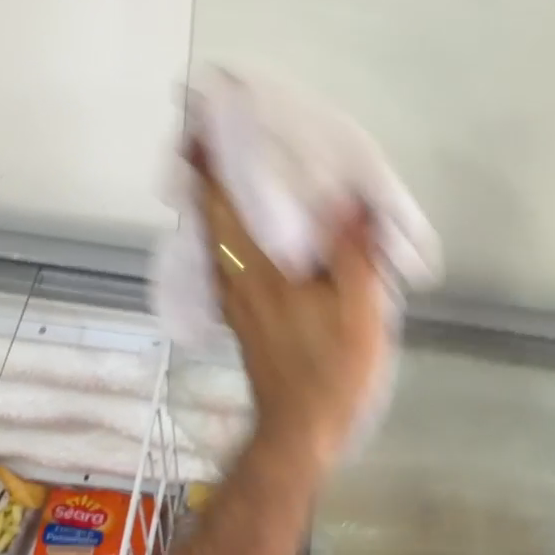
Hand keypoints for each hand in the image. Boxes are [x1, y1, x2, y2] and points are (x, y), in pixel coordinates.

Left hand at [191, 143, 388, 476]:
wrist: (299, 434)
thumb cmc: (330, 373)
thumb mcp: (358, 312)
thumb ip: (352, 252)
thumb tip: (346, 195)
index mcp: (260, 271)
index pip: (223, 204)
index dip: (208, 162)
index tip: (197, 121)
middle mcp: (238, 281)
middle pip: (211, 218)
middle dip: (205, 175)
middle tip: (208, 137)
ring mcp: (238, 304)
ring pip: (216, 242)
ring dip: (214, 205)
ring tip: (223, 174)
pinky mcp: (245, 322)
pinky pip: (229, 264)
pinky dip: (229, 237)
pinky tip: (245, 235)